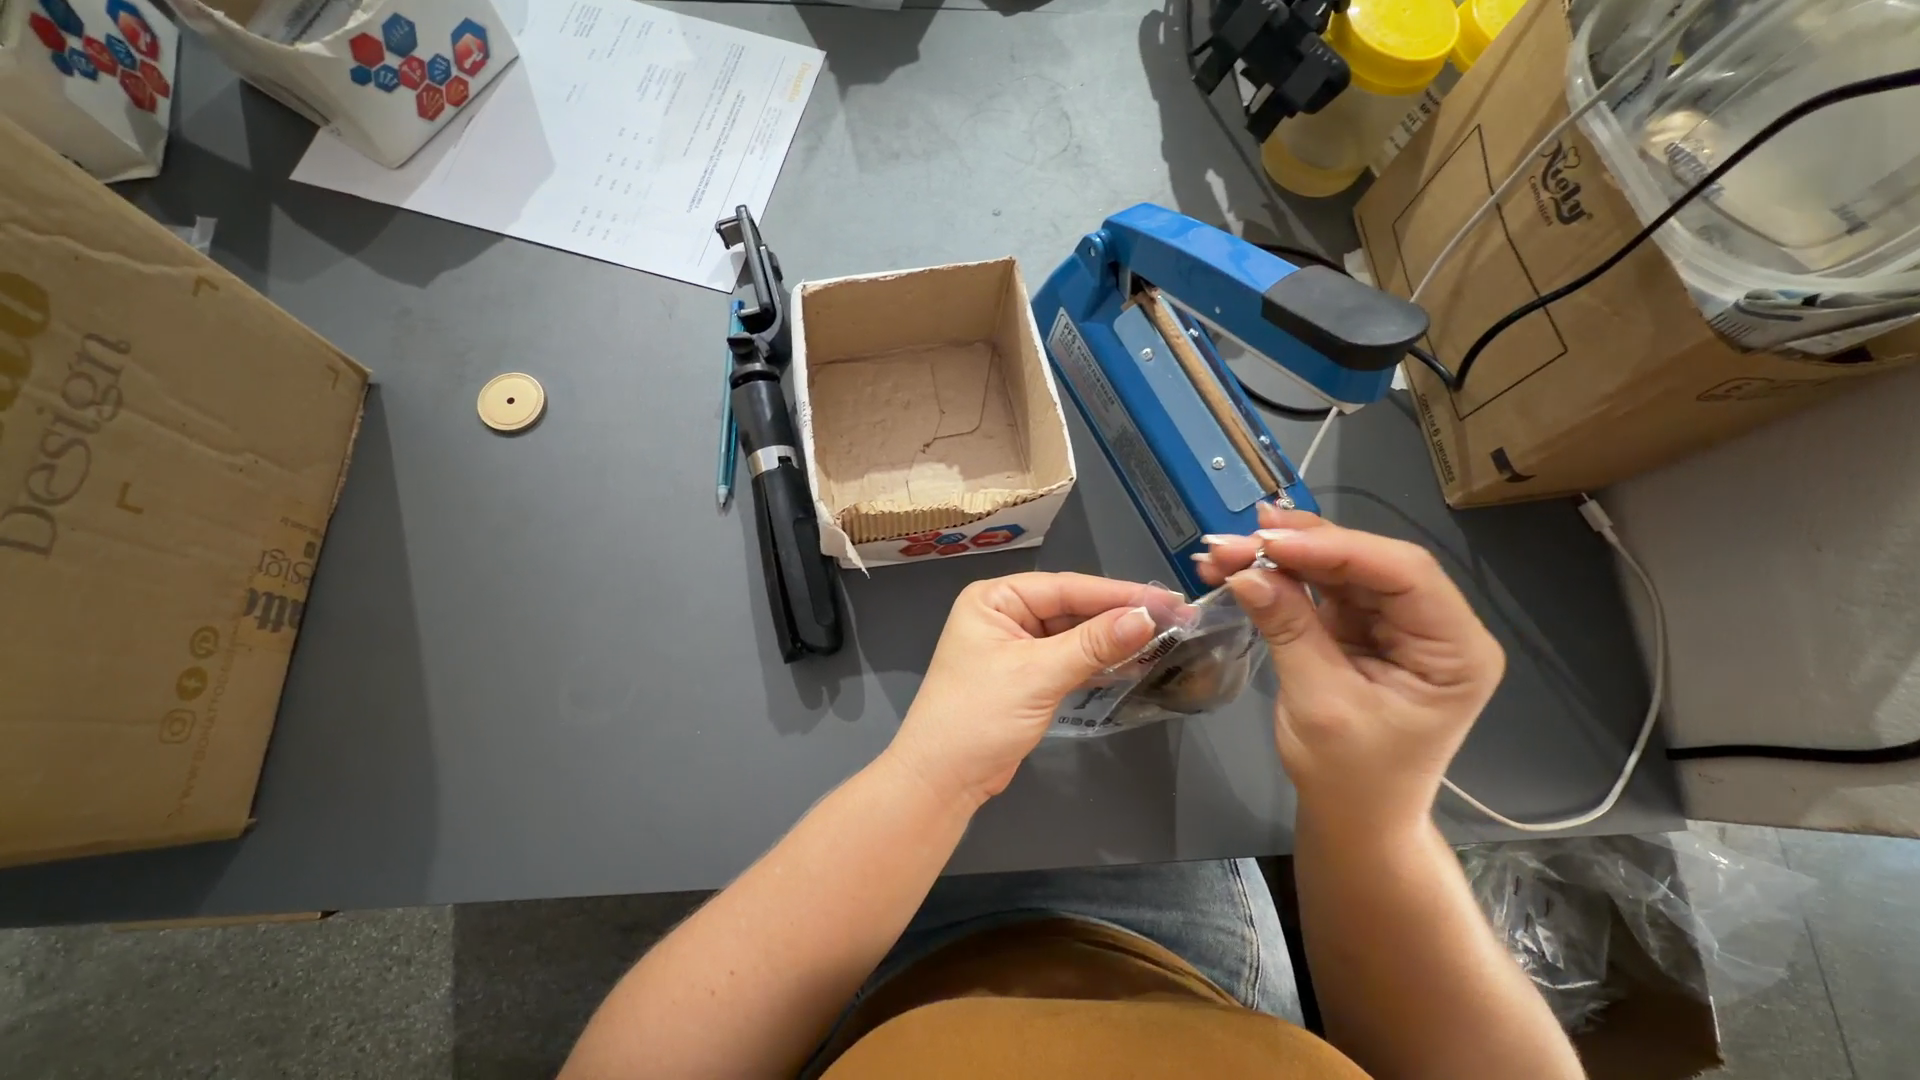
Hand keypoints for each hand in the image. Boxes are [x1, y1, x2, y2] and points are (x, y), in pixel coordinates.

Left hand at [886, 573, 1164, 808]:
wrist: (943, 779)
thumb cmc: (979, 716)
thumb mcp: (1038, 675)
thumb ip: (1093, 644)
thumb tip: (1146, 618)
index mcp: (994, 599)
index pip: (1066, 587)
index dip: (1119, 594)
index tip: (1168, 600)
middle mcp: (1004, 614)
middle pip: (1073, 608)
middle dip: (1120, 616)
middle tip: (1176, 619)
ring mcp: (1016, 647)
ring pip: (1076, 635)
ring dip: (1115, 640)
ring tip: (1166, 639)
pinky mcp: (1028, 677)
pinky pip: (1071, 660)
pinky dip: (1099, 663)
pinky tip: (1135, 663)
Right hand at [1196, 505, 1504, 830]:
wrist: (1355, 819)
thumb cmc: (1351, 776)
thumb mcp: (1319, 703)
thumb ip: (1288, 629)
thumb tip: (1244, 572)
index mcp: (1454, 649)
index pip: (1403, 573)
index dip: (1336, 547)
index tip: (1269, 541)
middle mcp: (1434, 625)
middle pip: (1369, 562)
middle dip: (1299, 546)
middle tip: (1234, 541)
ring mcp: (1397, 624)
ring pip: (1340, 568)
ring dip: (1281, 556)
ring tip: (1224, 551)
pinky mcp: (1364, 628)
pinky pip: (1322, 588)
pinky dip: (1281, 576)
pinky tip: (1242, 565)